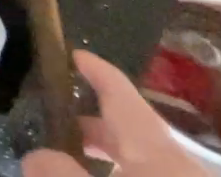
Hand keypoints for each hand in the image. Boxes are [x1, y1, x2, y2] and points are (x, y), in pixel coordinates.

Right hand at [21, 50, 206, 175]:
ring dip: (112, 163)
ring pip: (148, 168)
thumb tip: (39, 156)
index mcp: (157, 154)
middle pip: (136, 137)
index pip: (124, 100)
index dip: (100, 74)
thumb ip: (55, 171)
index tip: (76, 56)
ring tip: (77, 166)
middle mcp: (181, 170)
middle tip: (58, 126)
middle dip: (96, 128)